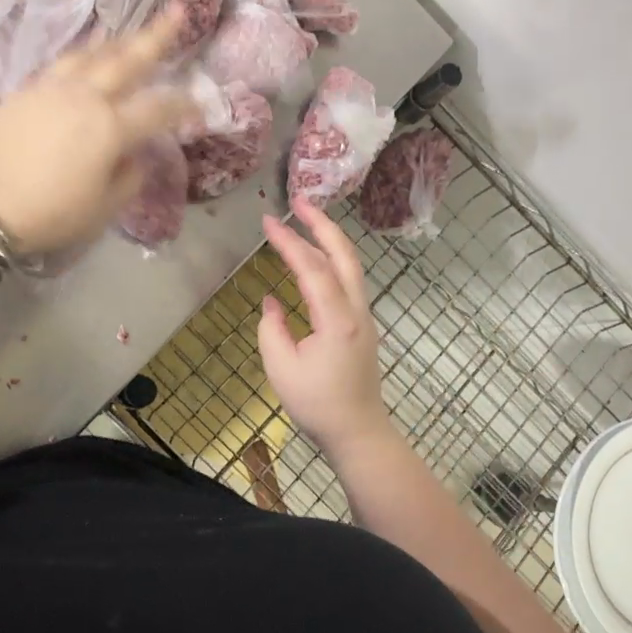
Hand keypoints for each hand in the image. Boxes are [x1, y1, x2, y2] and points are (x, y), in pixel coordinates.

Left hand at [0, 8, 191, 254]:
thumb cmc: (49, 214)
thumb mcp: (103, 208)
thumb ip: (128, 178)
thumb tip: (135, 158)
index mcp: (112, 128)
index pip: (159, 108)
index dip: (185, 105)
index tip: (200, 106)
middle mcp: (85, 97)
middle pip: (128, 59)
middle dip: (157, 35)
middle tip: (178, 11)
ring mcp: (51, 89)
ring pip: (91, 55)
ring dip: (116, 41)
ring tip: (128, 33)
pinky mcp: (23, 92)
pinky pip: (61, 64)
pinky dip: (81, 55)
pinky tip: (83, 57)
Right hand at [257, 205, 399, 460]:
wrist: (358, 431)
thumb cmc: (318, 404)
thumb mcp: (281, 369)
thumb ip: (272, 329)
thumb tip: (272, 302)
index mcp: (336, 319)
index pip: (312, 268)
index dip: (289, 242)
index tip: (267, 221)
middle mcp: (356, 310)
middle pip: (344, 255)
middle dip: (322, 224)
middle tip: (299, 200)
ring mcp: (364, 316)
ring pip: (350, 266)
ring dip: (329, 239)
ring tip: (307, 220)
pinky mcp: (362, 325)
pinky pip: (349, 281)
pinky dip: (332, 259)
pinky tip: (315, 259)